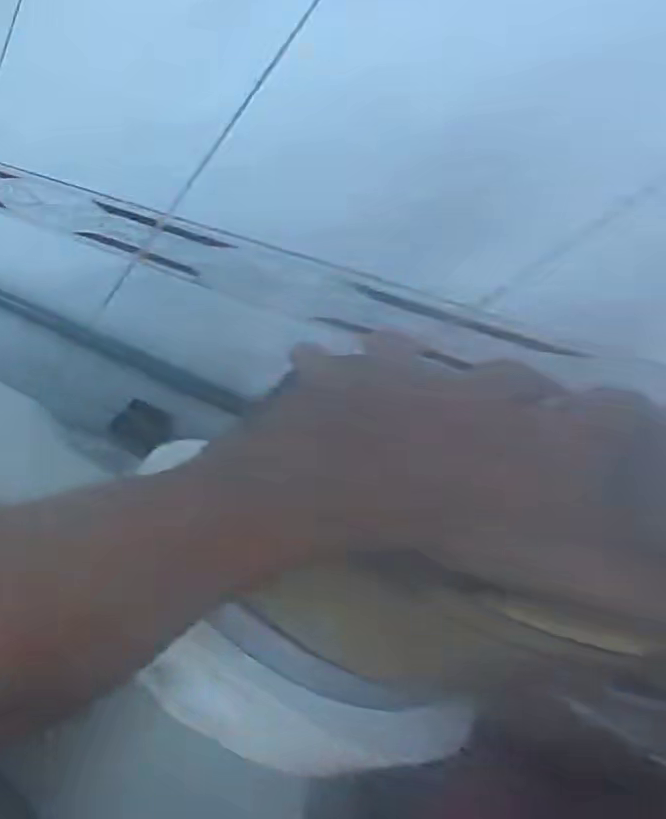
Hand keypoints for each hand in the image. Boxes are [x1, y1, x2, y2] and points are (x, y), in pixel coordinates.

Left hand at [199, 334, 665, 555]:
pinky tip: (310, 355)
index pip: (619, 409)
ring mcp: (401, 378)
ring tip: (403, 357)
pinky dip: (318, 359)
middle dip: (521, 388)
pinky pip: (322, 359)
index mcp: (558, 433)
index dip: (620, 419)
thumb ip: (659, 588)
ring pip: (410, 351)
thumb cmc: (470, 529)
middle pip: (516, 374)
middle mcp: (482, 392)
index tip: (615, 431)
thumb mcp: (590, 575)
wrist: (354, 486)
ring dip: (408, 355)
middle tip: (513, 405)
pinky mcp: (338, 379)